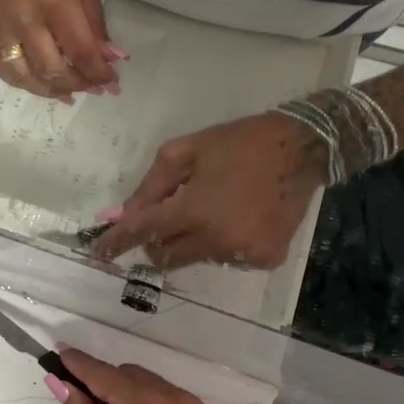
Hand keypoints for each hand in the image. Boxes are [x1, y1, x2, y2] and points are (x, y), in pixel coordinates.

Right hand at [0, 0, 121, 100]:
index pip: (78, 49)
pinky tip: (39, 83)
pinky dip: (21, 82)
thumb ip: (96, 22)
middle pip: (51, 67)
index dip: (97, 72)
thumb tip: (111, 58)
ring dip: (49, 90)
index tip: (113, 84)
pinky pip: (2, 68)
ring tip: (68, 93)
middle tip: (95, 89)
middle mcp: (24, 18)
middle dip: (77, 84)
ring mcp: (2, 27)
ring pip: (23, 75)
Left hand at [91, 111, 324, 270]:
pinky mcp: (267, 259)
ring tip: (208, 208)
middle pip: (166, 256)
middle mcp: (218, 239)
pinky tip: (232, 219)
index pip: (144, 233)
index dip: (117, 243)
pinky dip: (217, 244)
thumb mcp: (182, 152)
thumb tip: (124, 215)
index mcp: (195, 210)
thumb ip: (149, 187)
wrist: (304, 147)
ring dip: (188, 241)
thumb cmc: (238, 144)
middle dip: (154, 242)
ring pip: (194, 259)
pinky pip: (225, 259)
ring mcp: (245, 253)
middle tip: (162, 218)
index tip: (98, 253)